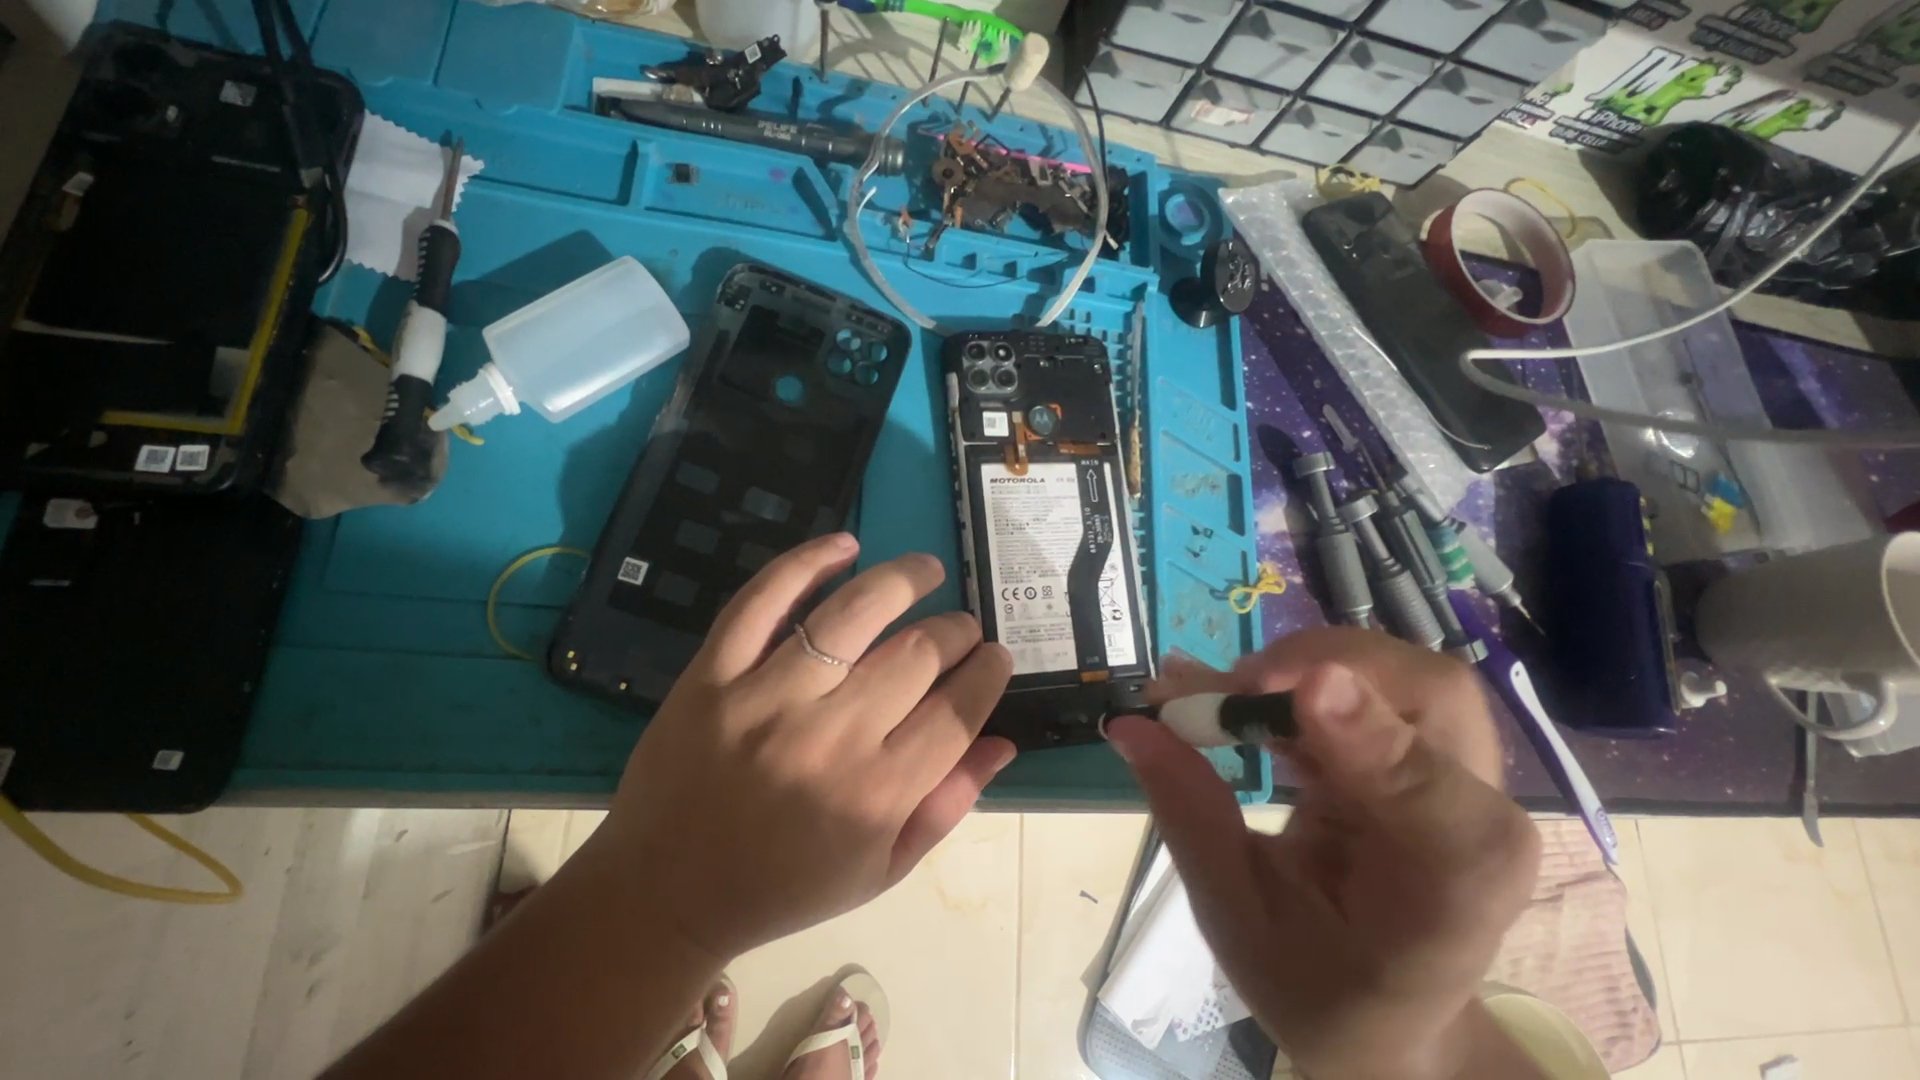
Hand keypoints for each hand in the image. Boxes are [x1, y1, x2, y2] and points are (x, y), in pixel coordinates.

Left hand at [595, 533, 1016, 961]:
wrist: (665, 892)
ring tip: (925, 570)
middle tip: (961, 627)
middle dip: (957, 629)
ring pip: (852, 613)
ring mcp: (765, 699)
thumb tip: (1004, 741)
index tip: (995, 656)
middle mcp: (829, 738)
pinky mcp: (713, 675)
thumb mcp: (880, 869)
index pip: (958, 710)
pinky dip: (805, 562)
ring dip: (903, 579)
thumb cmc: (784, 887)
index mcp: (876, 795)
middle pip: (917, 653)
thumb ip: (947, 805)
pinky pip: (762, 601)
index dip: (989, 672)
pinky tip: (844, 545)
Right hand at [1108, 628, 1540, 1079]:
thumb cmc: (1320, 989)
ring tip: (1212, 698)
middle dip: (1315, 666)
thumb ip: (1192, 817)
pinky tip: (1235, 699)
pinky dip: (1294, 682)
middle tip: (1221, 692)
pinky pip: (1365, 685)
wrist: (1390, 1018)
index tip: (1301, 688)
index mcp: (1452, 879)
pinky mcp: (1418, 750)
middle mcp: (1475, 811)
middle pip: (1423, 690)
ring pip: (1393, 673)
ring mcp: (1456, 773)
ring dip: (1296, 668)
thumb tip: (1131, 725)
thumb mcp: (1238, 919)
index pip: (1423, 783)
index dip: (1365, 728)